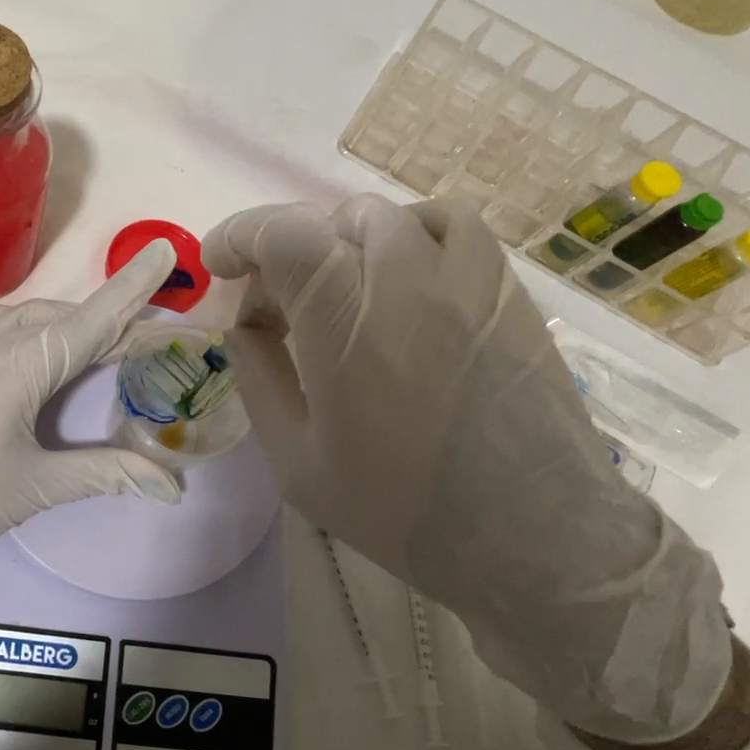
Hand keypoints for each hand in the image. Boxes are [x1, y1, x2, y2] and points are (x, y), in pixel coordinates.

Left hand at [0, 241, 182, 640]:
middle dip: (108, 321)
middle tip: (146, 342)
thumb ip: (107, 474)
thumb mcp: (37, 488)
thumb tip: (172, 488)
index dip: (130, 288)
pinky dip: (26, 326)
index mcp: (12, 373)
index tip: (164, 252)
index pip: (86, 322)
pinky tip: (37, 345)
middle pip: (61, 318)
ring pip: (27, 316)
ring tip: (100, 348)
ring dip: (68, 324)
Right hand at [202, 194, 728, 742]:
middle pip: (327, 219)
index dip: (241, 235)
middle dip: (281, 248)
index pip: (284, 233)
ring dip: (339, 238)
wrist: (532, 534)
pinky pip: (448, 225)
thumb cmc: (399, 509)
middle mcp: (406, 280)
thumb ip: (259, 379)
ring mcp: (465, 277)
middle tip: (270, 303)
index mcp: (345, 324)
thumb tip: (243, 325)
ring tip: (332, 286)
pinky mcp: (504, 288)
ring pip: (386, 215)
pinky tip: (400, 278)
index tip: (218, 265)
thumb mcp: (296, 462)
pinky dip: (406, 233)